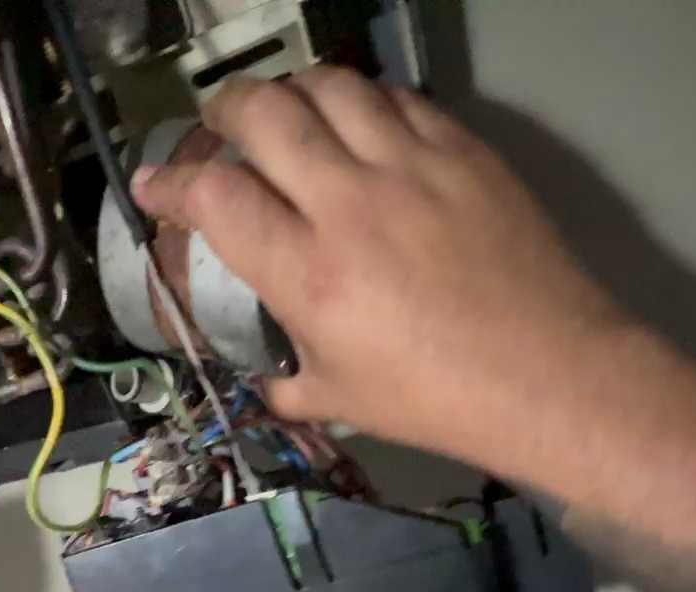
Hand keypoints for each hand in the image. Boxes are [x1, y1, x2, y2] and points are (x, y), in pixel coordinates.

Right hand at [131, 69, 639, 481]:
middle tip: (217, 125)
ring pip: (330, 86)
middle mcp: (348, 204)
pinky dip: (361, 102)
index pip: (215, 196)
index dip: (168, 183)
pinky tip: (359, 125)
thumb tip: (266, 388)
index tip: (151, 185)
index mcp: (306, 273)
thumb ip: (286, 387)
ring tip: (285, 111)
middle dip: (222, 110)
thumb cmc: (431, 399)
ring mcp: (410, 167)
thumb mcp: (340, 402)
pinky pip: (396, 98)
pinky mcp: (462, 150)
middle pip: (264, 113)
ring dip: (292, 91)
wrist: (544, 374)